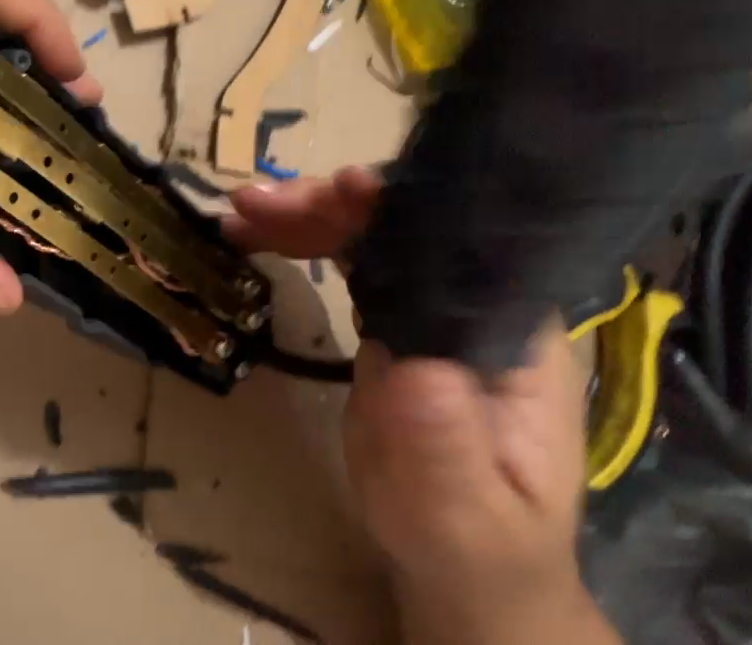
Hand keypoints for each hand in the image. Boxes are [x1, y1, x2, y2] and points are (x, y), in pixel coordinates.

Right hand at [224, 168, 609, 643]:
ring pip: (373, 239)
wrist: (463, 563)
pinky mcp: (393, 324)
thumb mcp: (461, 509)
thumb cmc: (474, 540)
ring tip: (238, 213)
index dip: (404, 211)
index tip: (340, 188)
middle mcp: (477, 312)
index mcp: (514, 343)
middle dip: (329, 206)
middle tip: (251, 205)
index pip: (464, 252)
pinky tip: (257, 235)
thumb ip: (443, 445)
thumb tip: (412, 366)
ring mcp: (433, 314)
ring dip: (305, 216)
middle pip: (408, 232)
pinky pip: (351, 265)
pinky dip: (302, 242)